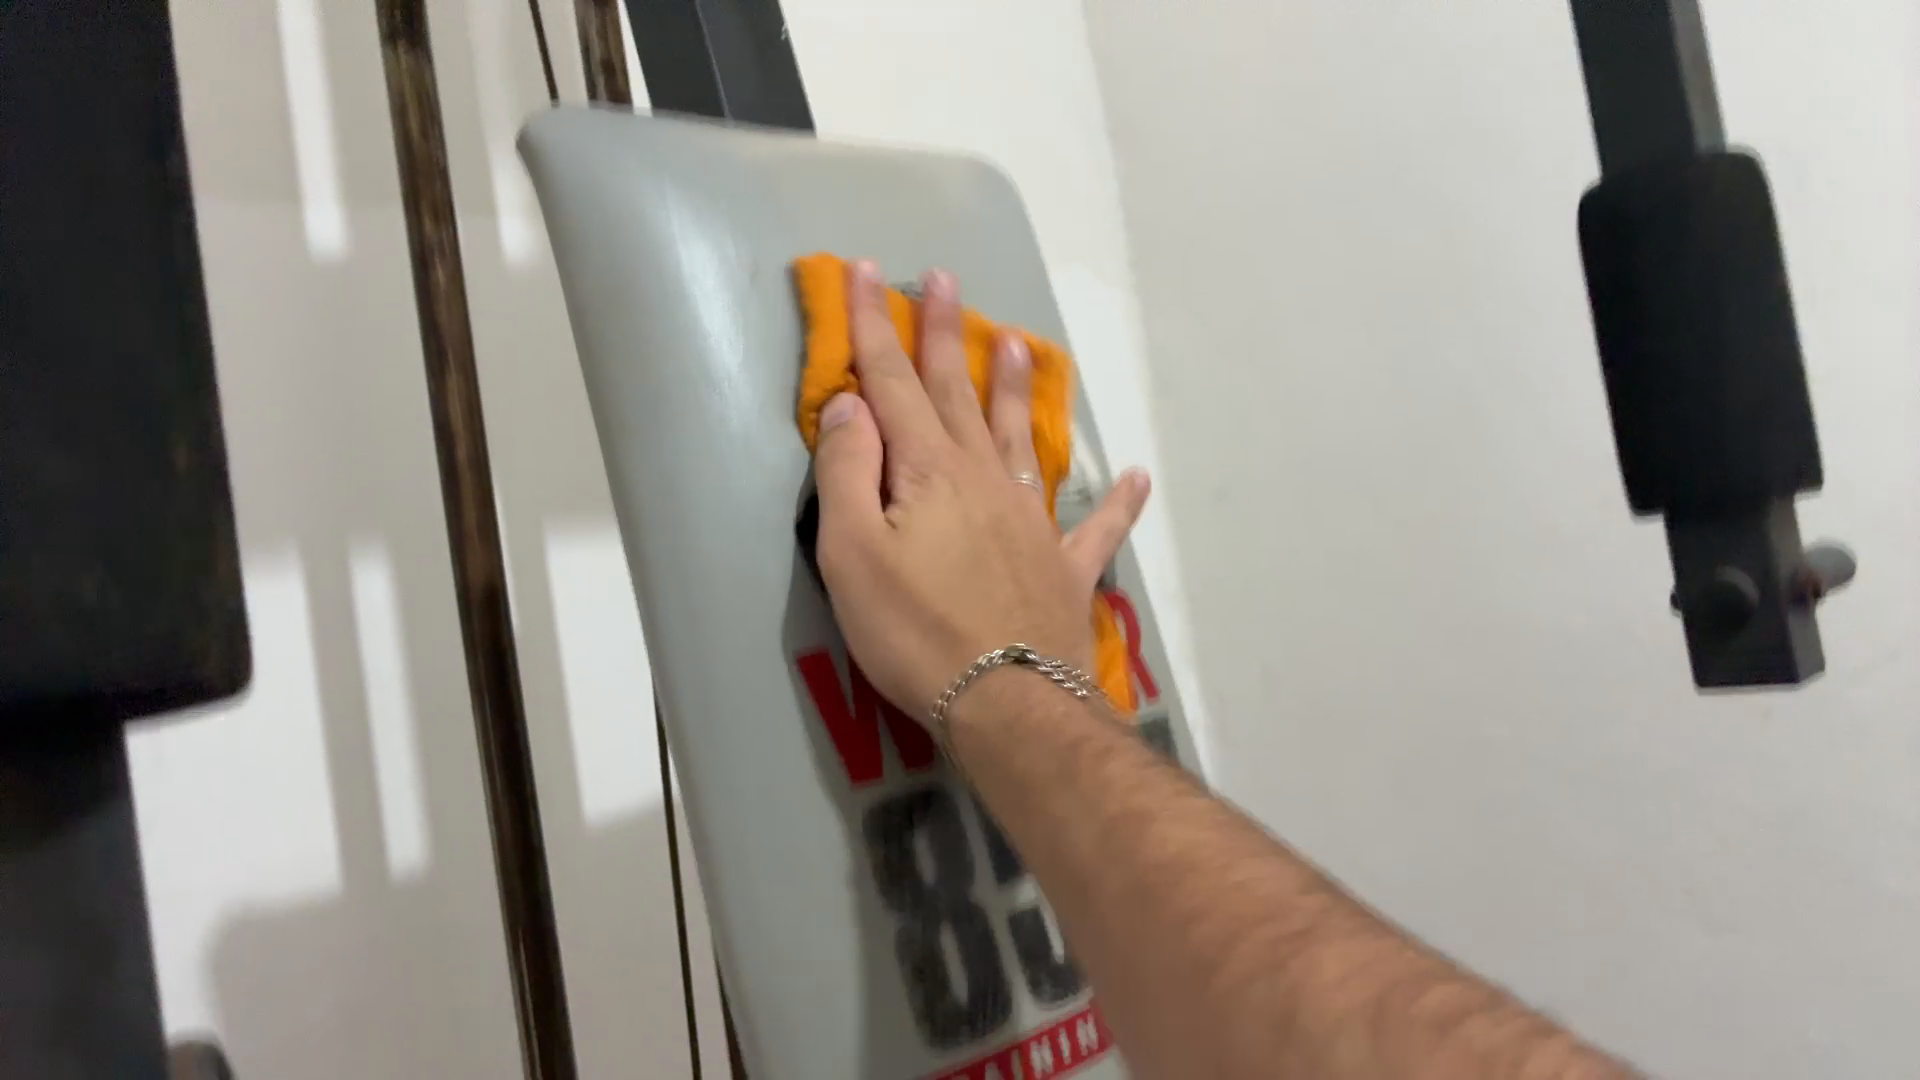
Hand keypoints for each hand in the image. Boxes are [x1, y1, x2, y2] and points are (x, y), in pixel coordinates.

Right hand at [810, 259, 1150, 721]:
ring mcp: (1031, 520)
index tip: (865, 271)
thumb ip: (848, 472)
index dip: (874, 325)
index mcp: (929, 471)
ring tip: (1015, 343)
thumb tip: (852, 404)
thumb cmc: (913, 630)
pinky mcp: (1064, 566)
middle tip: (944, 279)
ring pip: (1019, 438)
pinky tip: (1135, 477)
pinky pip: (1097, 528)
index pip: (892, 382)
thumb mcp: (851, 553)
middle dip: (943, 334)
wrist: (1005, 698)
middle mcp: (984, 478)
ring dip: (1014, 389)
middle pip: (957, 394)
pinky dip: (1117, 504)